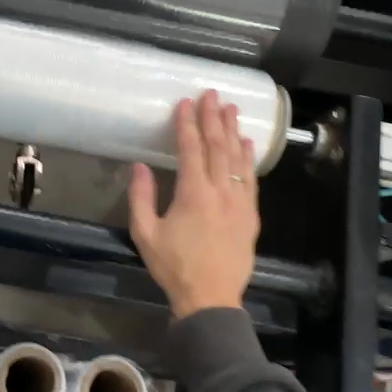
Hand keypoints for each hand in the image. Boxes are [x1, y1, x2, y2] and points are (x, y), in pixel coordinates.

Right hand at [128, 90, 259, 318]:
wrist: (210, 297)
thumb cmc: (173, 267)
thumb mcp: (145, 234)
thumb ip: (142, 197)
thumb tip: (139, 167)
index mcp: (193, 194)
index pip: (191, 149)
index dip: (188, 124)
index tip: (186, 102)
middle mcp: (220, 192)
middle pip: (218, 147)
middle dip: (214, 118)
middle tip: (213, 94)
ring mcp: (240, 203)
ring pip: (238, 159)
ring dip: (234, 132)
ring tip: (232, 110)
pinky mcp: (251, 216)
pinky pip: (252, 180)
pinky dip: (249, 159)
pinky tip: (248, 145)